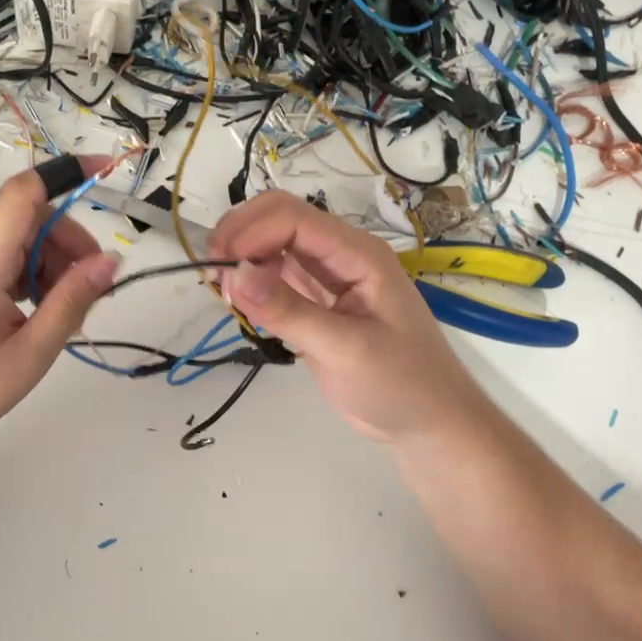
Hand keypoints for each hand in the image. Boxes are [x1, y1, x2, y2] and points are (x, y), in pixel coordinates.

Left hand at [0, 161, 119, 446]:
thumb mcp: (33, 350)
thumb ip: (73, 300)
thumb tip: (111, 261)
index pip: (23, 193)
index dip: (66, 174)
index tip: (106, 173)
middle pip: (29, 219)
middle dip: (69, 242)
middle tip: (94, 288)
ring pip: (21, 240)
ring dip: (54, 263)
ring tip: (69, 311)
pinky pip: (6, 260)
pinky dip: (33, 276)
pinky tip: (44, 312)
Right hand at [208, 191, 488, 444]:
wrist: (428, 423)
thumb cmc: (400, 384)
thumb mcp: (345, 349)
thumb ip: (289, 311)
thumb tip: (234, 275)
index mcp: (357, 254)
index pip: (291, 218)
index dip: (248, 233)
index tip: (218, 272)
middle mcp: (340, 255)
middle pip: (278, 217)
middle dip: (239, 236)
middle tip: (213, 278)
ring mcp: (327, 277)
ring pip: (271, 243)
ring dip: (240, 257)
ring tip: (223, 294)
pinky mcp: (314, 301)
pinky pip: (274, 274)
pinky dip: (250, 281)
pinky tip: (239, 303)